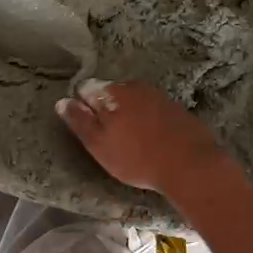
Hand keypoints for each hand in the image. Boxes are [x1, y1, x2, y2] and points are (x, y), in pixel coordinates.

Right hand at [55, 79, 228, 195]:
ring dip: (129, 113)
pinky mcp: (177, 108)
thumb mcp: (99, 144)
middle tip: (110, 136)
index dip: (83, 106)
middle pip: (111, 93)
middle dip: (107, 109)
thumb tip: (62, 101)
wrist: (190, 165)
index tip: (88, 126)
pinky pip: (153, 109)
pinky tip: (152, 138)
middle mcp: (133, 87)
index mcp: (110, 93)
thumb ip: (79, 121)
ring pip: (134, 100)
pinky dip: (149, 119)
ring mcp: (157, 95)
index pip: (86, 90)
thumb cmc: (136, 157)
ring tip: (131, 138)